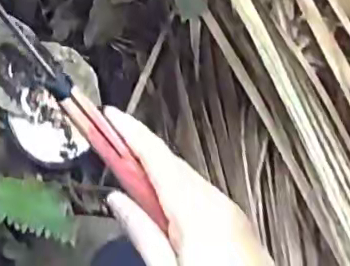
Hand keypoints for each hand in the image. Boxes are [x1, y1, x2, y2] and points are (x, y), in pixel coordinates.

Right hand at [104, 107, 271, 265]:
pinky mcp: (242, 234)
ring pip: (187, 182)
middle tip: (110, 147)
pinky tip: (164, 211)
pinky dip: (178, 195)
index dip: (129, 131)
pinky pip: (202, 200)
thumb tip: (118, 201)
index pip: (156, 154)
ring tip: (131, 181)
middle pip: (171, 165)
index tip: (108, 115)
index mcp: (198, 210)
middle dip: (140, 153)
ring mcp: (234, 219)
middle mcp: (219, 205)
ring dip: (158, 176)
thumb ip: (142, 233)